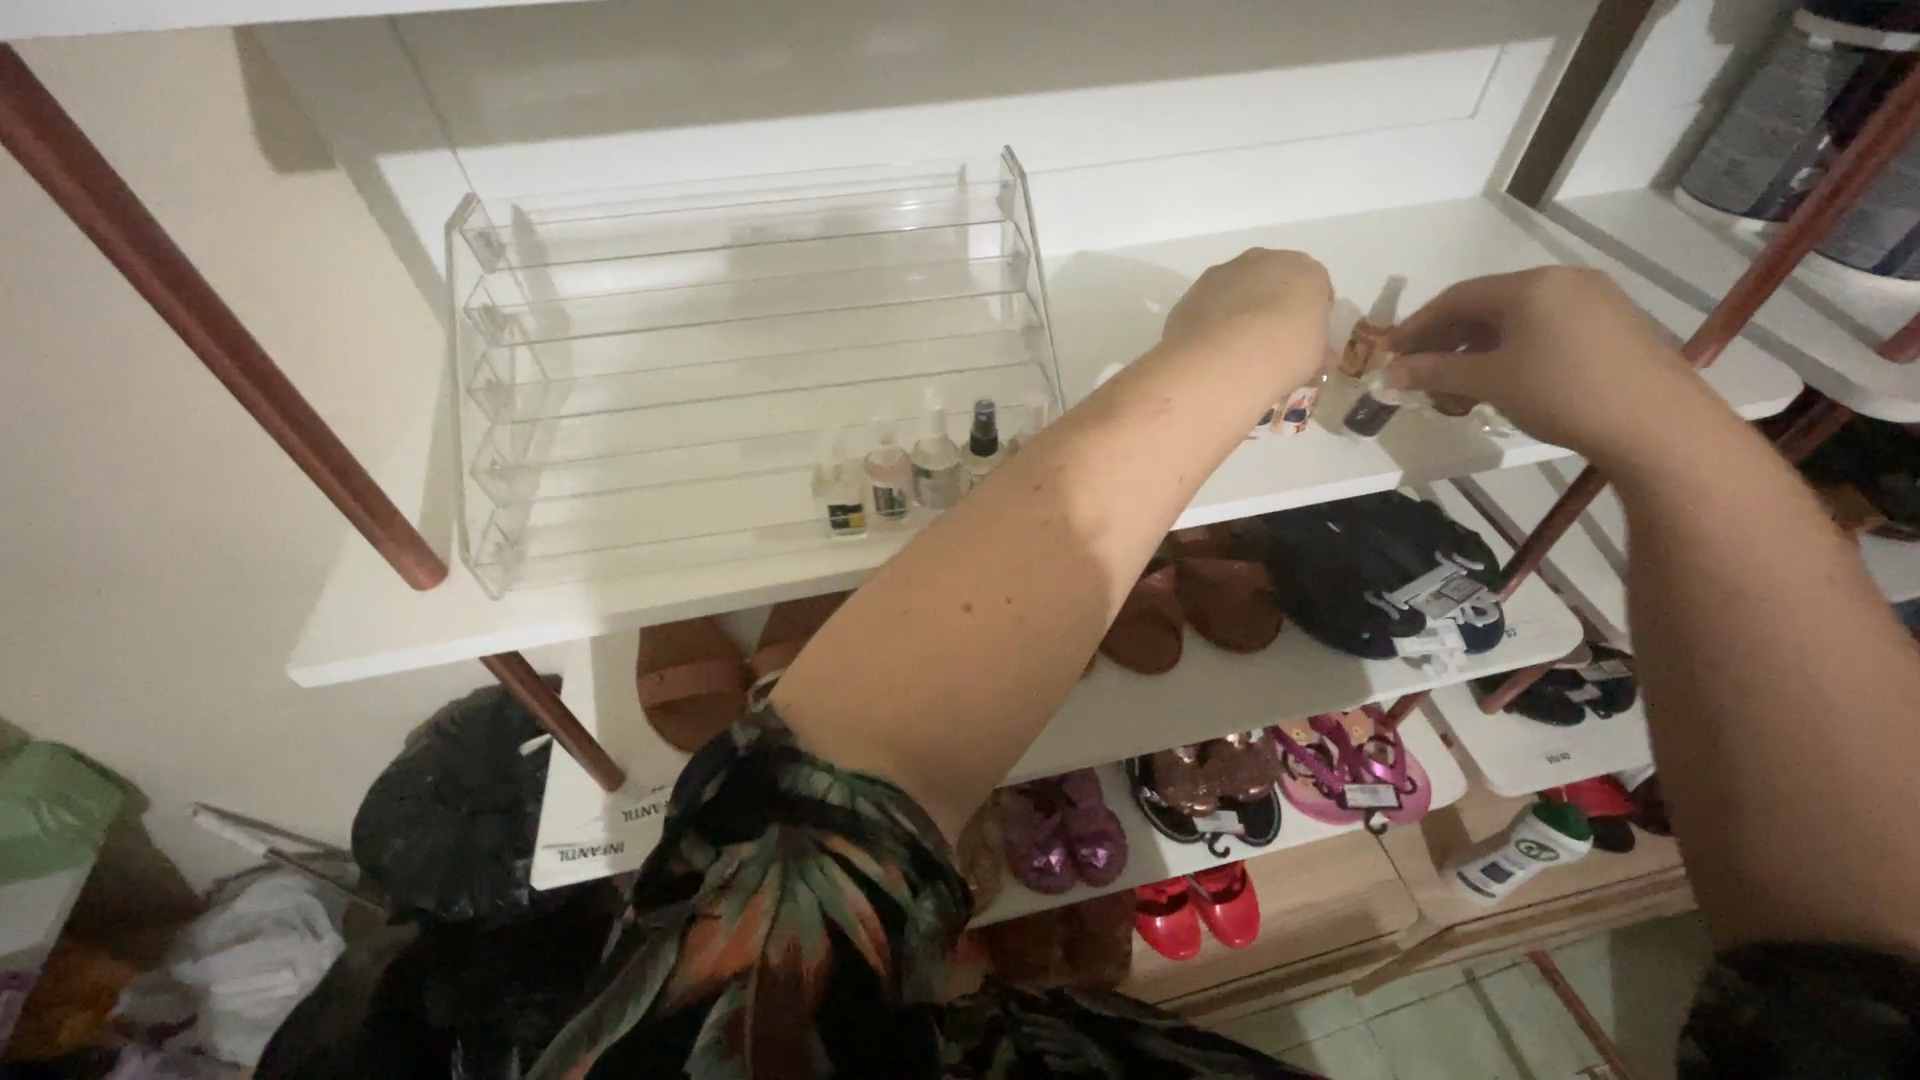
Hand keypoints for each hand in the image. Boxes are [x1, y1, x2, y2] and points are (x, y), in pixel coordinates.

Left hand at [1162, 248, 1332, 388]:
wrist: (1223, 360)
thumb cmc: (1283, 355)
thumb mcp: (1314, 359)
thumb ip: (1318, 349)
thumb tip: (1321, 356)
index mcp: (1305, 270)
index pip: (1315, 288)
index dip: (1310, 315)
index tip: (1303, 339)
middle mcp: (1264, 260)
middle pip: (1273, 281)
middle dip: (1272, 305)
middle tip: (1268, 340)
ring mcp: (1223, 273)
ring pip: (1237, 289)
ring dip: (1238, 309)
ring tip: (1234, 346)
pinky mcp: (1192, 291)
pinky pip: (1208, 305)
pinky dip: (1211, 320)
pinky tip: (1210, 348)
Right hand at [1386, 267, 1714, 458]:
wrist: (1655, 423)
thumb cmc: (1561, 392)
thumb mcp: (1488, 382)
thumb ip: (1435, 373)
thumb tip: (1391, 374)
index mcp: (1531, 285)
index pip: (1456, 298)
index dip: (1417, 326)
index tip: (1389, 355)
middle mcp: (1562, 282)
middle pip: (1485, 307)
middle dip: (1445, 343)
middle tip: (1418, 376)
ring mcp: (1592, 302)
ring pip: (1515, 322)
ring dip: (1475, 354)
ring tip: (1456, 391)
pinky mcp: (1610, 327)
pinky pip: (1543, 331)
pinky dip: (1509, 354)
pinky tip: (1499, 385)